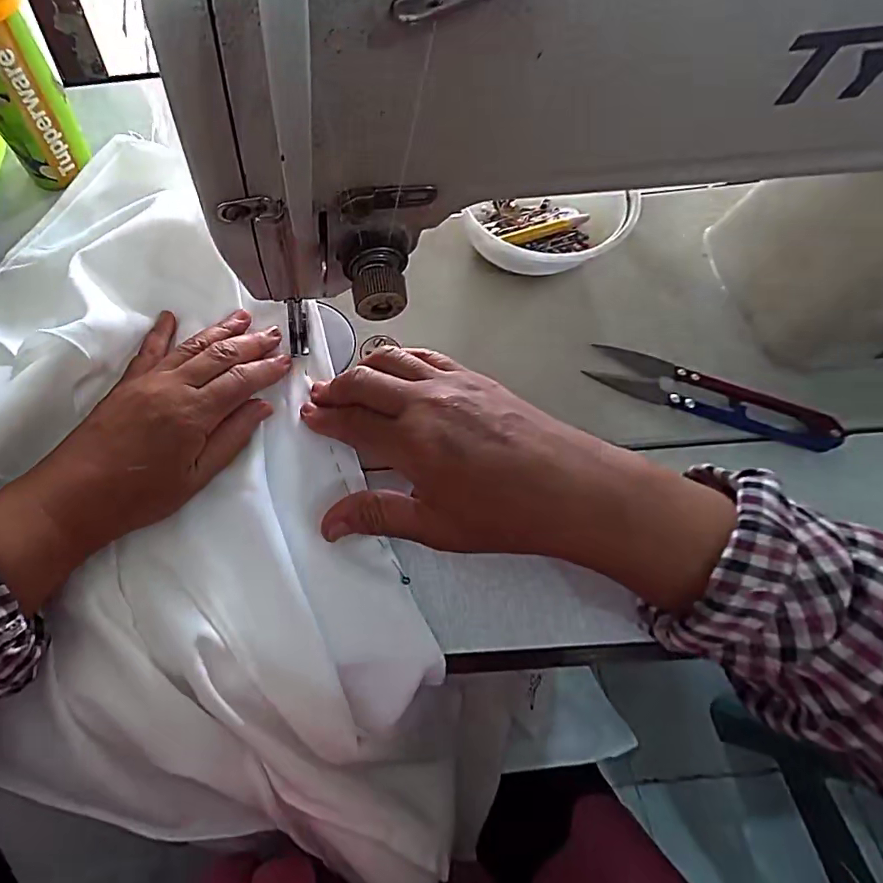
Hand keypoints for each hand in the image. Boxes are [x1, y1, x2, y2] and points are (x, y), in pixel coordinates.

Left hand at [0, 309, 293, 612]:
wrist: (77, 493)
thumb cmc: (140, 496)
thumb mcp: (195, 478)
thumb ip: (230, 439)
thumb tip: (261, 407)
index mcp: (194, 413)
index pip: (240, 382)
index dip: (266, 370)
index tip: (286, 361)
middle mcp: (173, 387)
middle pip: (219, 356)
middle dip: (250, 344)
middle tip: (273, 334)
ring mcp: (148, 381)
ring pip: (190, 346)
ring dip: (218, 330)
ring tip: (241, 318)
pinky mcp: (127, 383)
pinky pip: (148, 350)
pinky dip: (161, 331)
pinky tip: (171, 317)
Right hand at [299, 347, 734, 611]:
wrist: (573, 489)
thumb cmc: (506, 513)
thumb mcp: (435, 525)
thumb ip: (377, 515)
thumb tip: (330, 523)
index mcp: (411, 442)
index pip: (352, 420)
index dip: (324, 417)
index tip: (309, 416)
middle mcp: (426, 403)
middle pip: (363, 381)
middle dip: (334, 387)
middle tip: (319, 396)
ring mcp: (453, 384)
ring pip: (392, 359)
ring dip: (364, 367)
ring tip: (352, 381)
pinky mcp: (476, 378)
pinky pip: (427, 356)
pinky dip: (402, 357)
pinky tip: (400, 369)